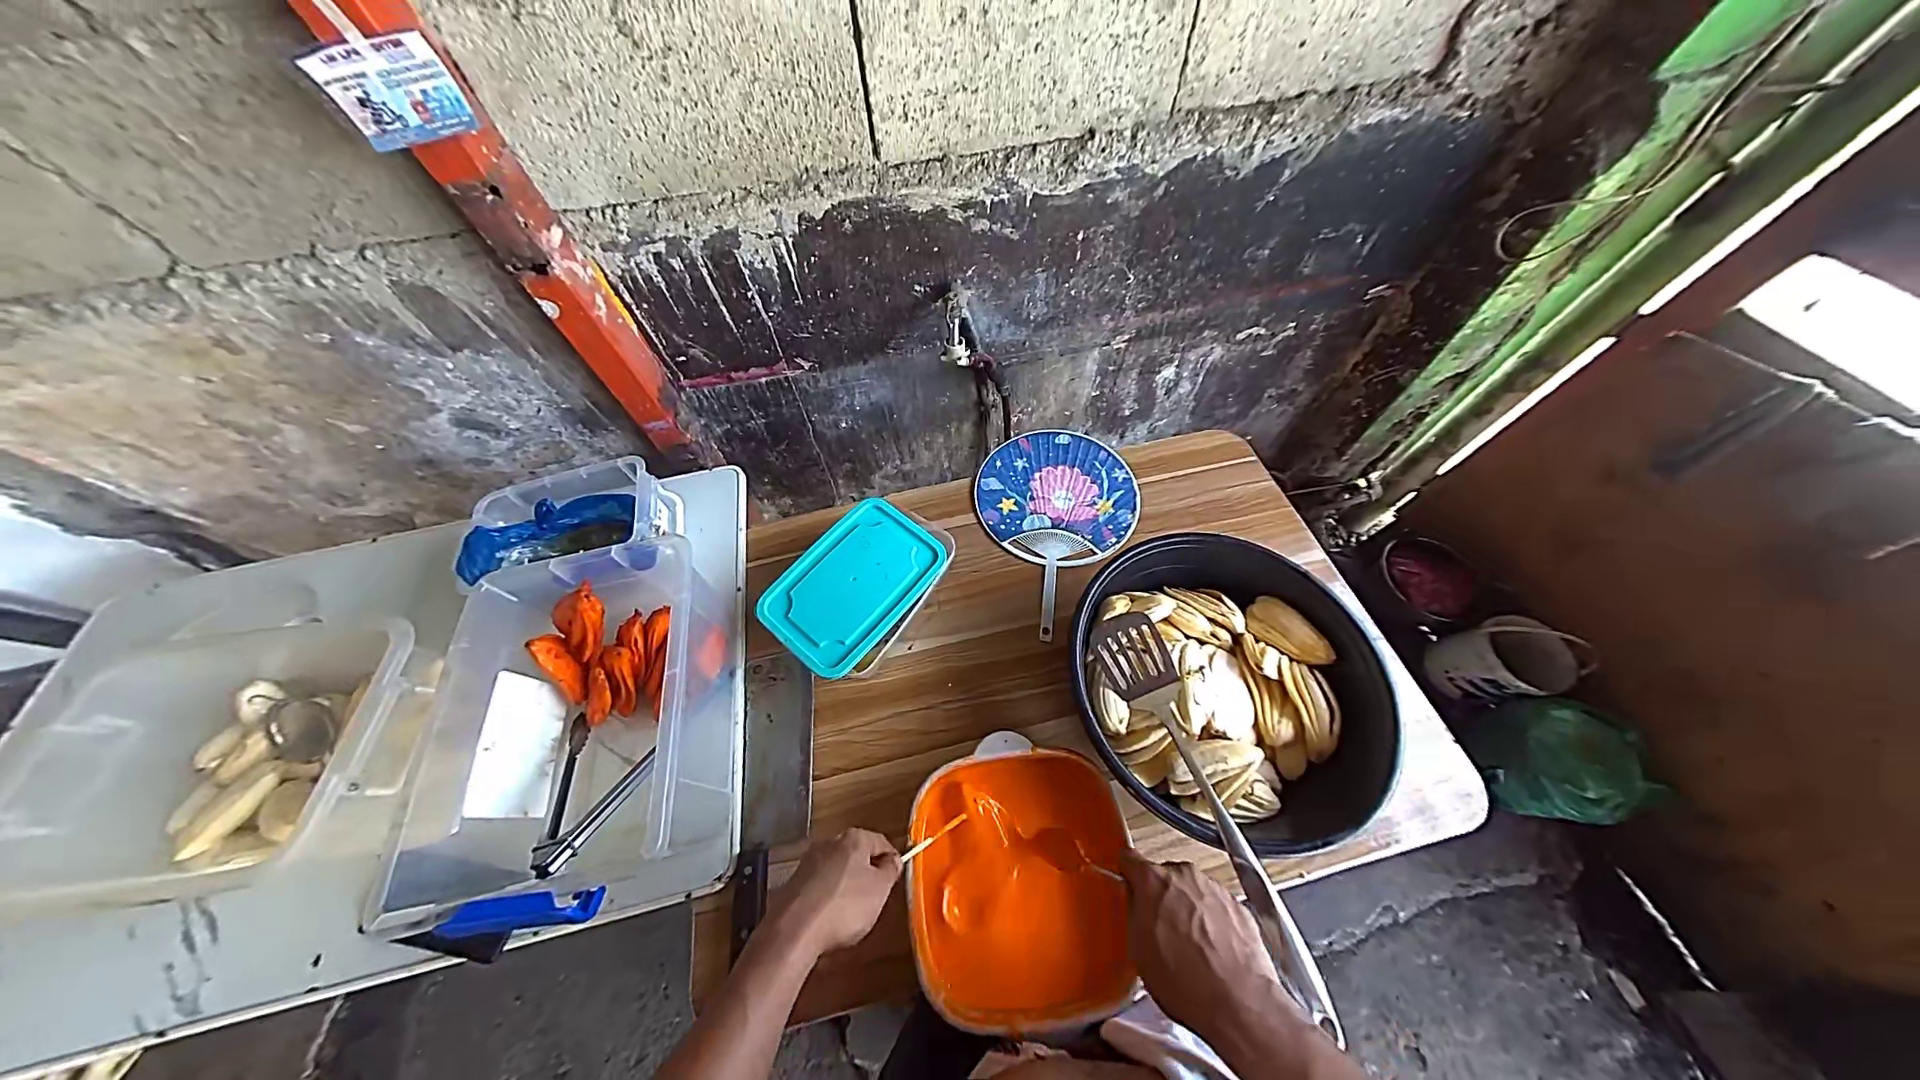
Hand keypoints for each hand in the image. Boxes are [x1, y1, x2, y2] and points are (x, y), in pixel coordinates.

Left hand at [768, 828, 901, 955]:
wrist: (794, 931)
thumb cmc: (842, 907)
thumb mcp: (880, 890)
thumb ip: (891, 870)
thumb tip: (892, 861)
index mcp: (854, 838)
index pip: (881, 842)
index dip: (891, 861)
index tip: (895, 878)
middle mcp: (829, 843)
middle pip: (856, 855)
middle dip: (867, 875)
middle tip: (875, 899)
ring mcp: (808, 863)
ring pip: (837, 872)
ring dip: (845, 888)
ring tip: (851, 915)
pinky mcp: (793, 884)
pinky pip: (819, 889)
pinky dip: (827, 901)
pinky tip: (829, 920)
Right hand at [1118, 848, 1284, 1037]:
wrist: (1240, 1004)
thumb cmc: (1188, 982)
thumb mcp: (1138, 949)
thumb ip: (1133, 913)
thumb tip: (1134, 905)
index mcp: (1154, 881)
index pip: (1130, 859)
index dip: (1127, 872)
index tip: (1128, 884)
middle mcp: (1185, 876)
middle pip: (1164, 876)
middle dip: (1161, 898)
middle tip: (1159, 930)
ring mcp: (1214, 889)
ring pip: (1192, 892)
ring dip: (1188, 910)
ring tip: (1190, 949)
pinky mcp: (1238, 906)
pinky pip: (1217, 907)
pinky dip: (1213, 923)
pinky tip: (1212, 953)